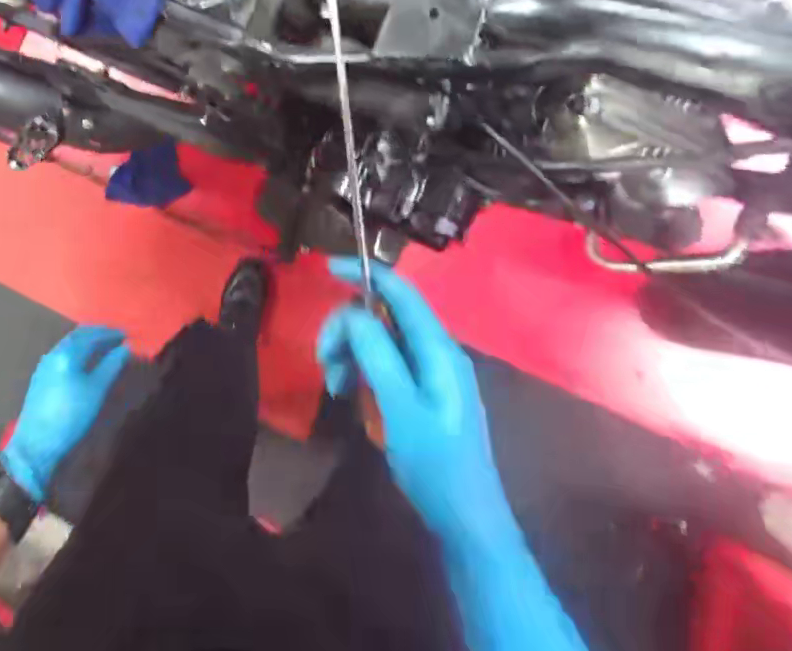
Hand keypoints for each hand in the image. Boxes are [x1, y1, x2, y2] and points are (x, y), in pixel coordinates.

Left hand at [1, 326, 131, 501]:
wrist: (35, 444)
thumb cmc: (70, 417)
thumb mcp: (96, 391)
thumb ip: (111, 365)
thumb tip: (126, 348)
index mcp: (67, 353)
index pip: (92, 334)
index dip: (111, 333)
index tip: (126, 335)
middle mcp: (54, 352)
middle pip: (79, 335)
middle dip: (98, 334)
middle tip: (116, 338)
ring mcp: (45, 364)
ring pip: (69, 344)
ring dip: (88, 341)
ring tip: (104, 348)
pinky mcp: (41, 376)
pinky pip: (63, 353)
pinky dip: (78, 351)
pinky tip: (85, 361)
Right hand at [316, 259, 510, 547]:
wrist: (467, 522)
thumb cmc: (435, 464)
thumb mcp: (400, 408)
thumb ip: (378, 354)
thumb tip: (353, 312)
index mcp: (438, 348)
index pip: (401, 291)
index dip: (365, 273)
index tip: (326, 268)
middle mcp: (435, 351)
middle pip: (384, 316)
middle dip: (348, 328)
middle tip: (323, 359)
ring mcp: (429, 371)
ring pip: (380, 340)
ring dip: (351, 352)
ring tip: (336, 386)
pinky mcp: (420, 391)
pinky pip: (385, 364)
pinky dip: (362, 371)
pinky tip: (350, 395)